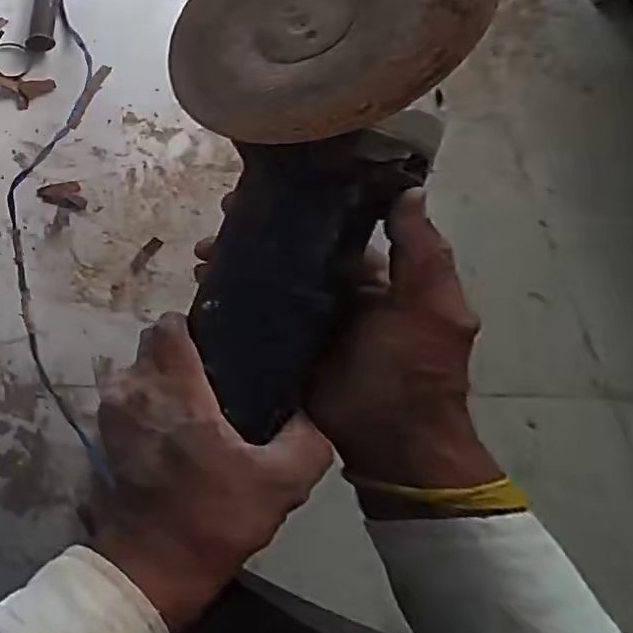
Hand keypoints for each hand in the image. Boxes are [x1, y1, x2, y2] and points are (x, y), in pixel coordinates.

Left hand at [89, 314, 331, 631]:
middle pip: (148, 342)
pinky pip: (122, 389)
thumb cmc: (216, 514)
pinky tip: (166, 417)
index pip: (168, 328)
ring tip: (189, 395)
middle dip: (174, 345)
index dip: (188, 323)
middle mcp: (134, 385)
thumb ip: (305, 441)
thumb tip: (308, 414)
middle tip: (208, 366)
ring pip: (133, 365)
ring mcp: (112, 404)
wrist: (156, 553)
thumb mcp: (280, 484)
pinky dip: (142, 393)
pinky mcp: (102, 423)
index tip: (212, 333)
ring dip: (157, 371)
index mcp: (174, 389)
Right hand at [193, 188, 501, 501]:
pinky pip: (246, 310)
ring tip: (200, 258)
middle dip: (247, 236)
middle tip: (215, 228)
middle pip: (283, 252)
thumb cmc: (414, 371)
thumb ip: (422, 254)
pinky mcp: (274, 341)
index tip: (256, 197)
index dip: (291, 212)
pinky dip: (223, 294)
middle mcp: (331, 292)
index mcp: (370, 279)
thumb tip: (409, 192)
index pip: (325, 234)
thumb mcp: (433, 310)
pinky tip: (200, 283)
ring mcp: (299, 317)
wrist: (388, 440)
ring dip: (228, 262)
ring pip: (258, 278)